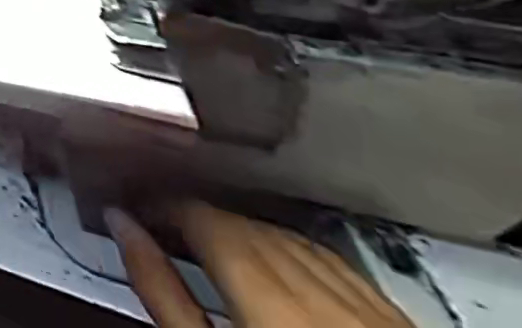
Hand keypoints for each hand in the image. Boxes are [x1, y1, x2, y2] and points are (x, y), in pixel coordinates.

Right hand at [107, 201, 412, 327]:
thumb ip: (160, 289)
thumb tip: (124, 228)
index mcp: (270, 307)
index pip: (204, 220)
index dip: (163, 205)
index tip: (137, 209)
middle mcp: (325, 304)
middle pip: (245, 228)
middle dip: (198, 220)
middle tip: (161, 226)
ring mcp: (371, 315)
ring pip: (289, 241)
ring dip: (243, 234)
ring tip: (211, 246)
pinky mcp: (398, 326)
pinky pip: (334, 265)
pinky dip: (293, 254)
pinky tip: (277, 266)